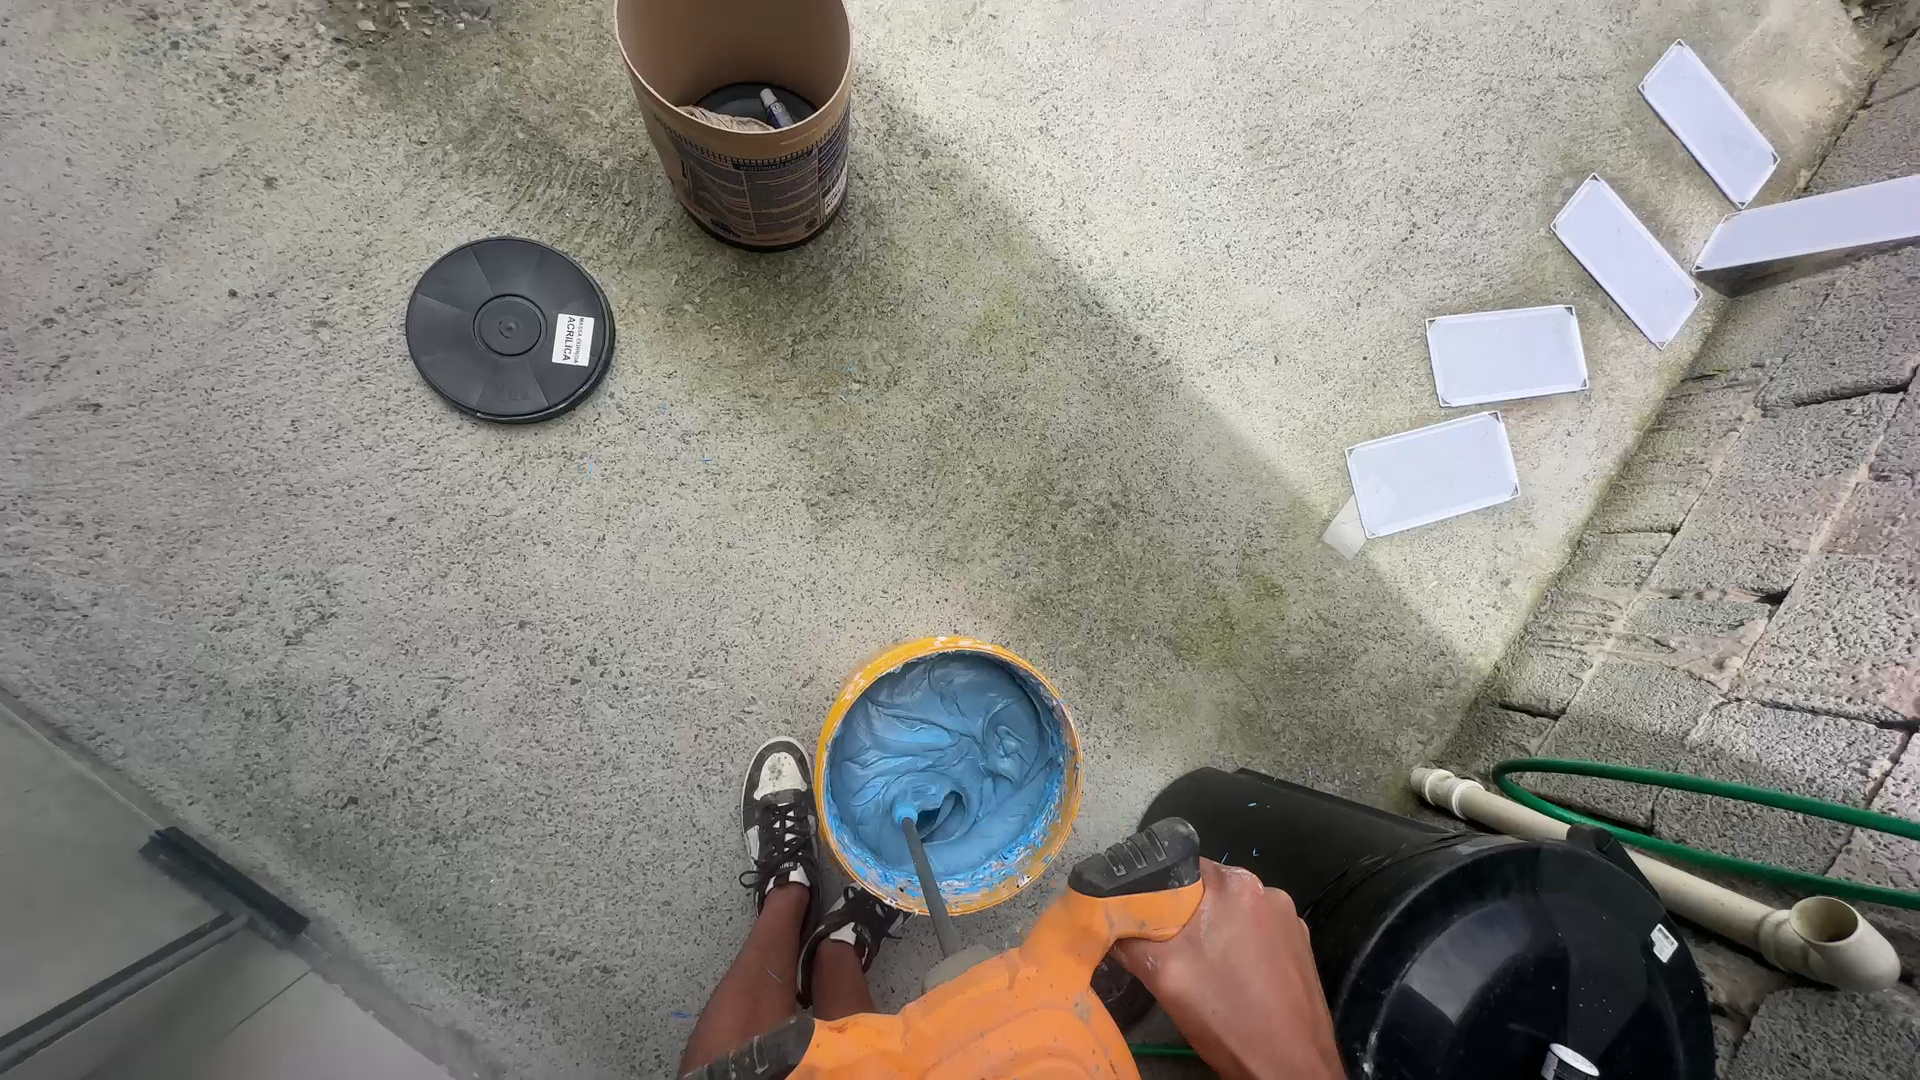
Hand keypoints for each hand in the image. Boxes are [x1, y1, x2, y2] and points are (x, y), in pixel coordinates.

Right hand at [1114, 860, 1343, 1079]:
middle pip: (1208, 890)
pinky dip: (1242, 949)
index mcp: (1235, 884)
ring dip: (1216, 932)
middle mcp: (1268, 891)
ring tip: (1205, 970)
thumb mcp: (1162, 976)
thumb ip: (1129, 937)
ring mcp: (1290, 920)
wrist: (1291, 1074)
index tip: (1148, 919)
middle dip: (1187, 915)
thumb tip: (1106, 918)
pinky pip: (1258, 934)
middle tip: (1174, 951)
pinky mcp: (1302, 947)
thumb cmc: (1228, 1019)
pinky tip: (1235, 981)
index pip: (1181, 868)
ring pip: (1233, 913)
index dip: (1159, 892)